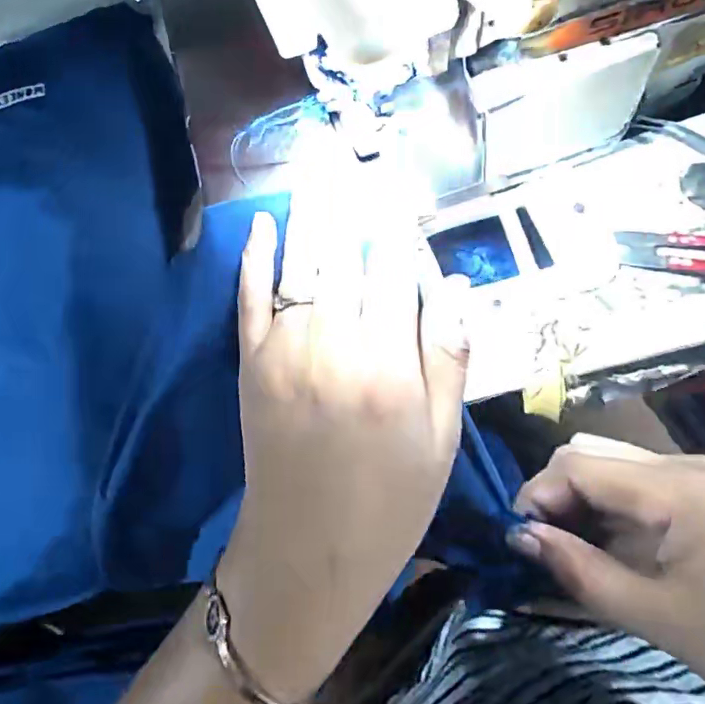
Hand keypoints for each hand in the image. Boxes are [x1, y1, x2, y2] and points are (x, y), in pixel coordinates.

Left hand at [217, 167, 470, 703]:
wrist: (306, 551)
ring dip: (308, 210)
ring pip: (300, 262)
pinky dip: (254, 257)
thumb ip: (448, 359)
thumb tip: (454, 286)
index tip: (395, 183)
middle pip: (344, 252)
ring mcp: (284, 348)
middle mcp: (335, 342)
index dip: (394, 222)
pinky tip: (263, 223)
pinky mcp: (250, 362)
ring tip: (315, 165)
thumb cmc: (388, 501)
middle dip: (349, 198)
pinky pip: (250, 297)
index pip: (393, 270)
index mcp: (388, 363)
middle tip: (349, 151)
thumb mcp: (440, 441)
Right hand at [509, 439, 704, 703]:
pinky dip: (623, 514)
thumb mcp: (661, 618)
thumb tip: (520, 537)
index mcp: (673, 483)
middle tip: (549, 547)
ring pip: (621, 469)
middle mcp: (687, 464)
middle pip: (595, 455)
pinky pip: (653, 490)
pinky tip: (625, 555)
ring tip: (580, 555)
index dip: (536, 495)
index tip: (520, 540)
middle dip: (558, 493)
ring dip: (590, 503)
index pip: (575, 463)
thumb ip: (581, 572)